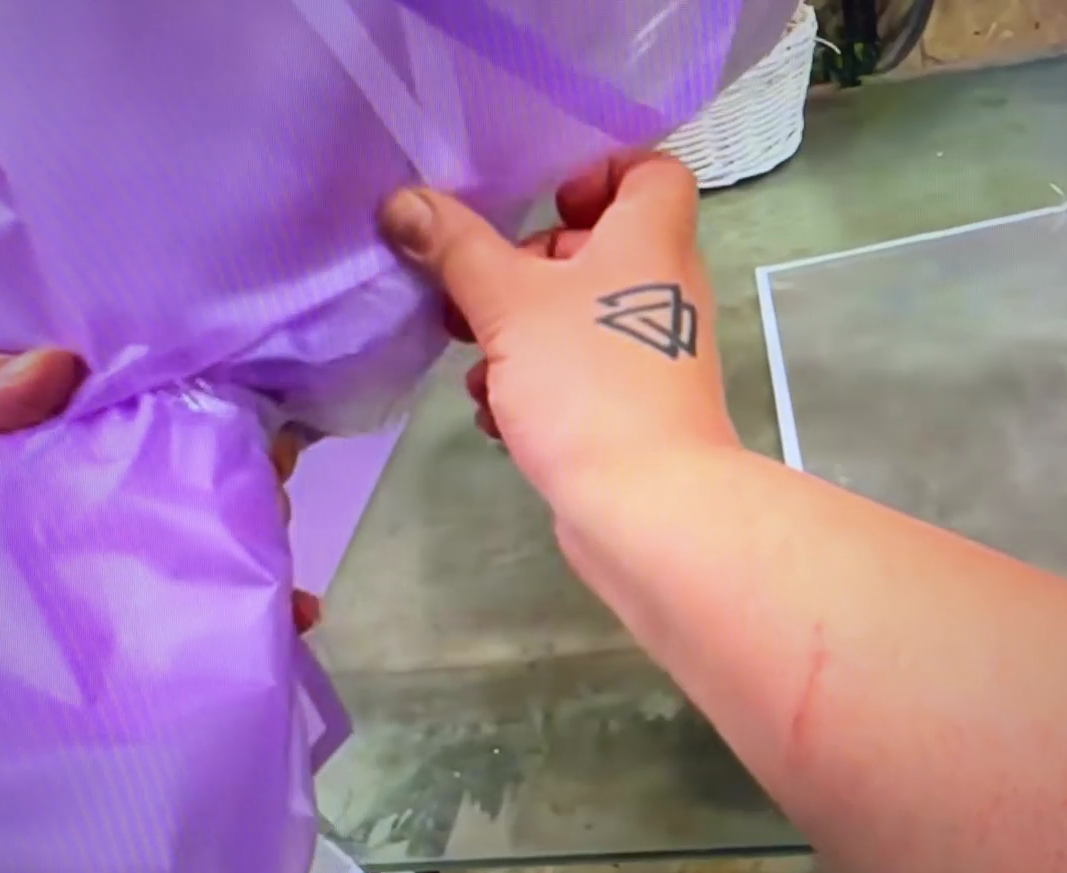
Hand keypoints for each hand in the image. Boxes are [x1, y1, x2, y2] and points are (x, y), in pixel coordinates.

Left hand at [0, 349, 323, 632]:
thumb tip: (63, 366)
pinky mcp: (141, 639)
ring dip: (263, 548)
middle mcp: (117, 508)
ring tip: (281, 569)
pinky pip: (215, 621)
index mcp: (72, 450)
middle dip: (251, 483)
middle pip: (211, 480)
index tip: (247, 420)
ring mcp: (132, 575)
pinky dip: (266, 616)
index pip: (162, 416)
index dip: (213, 410)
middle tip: (263, 502)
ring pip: (225, 545)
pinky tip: (293, 620)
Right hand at [378, 152, 742, 507]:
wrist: (645, 505)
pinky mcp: (633, 411)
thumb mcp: (509, 304)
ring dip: (516, 339)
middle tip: (472, 295)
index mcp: (652, 242)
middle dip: (524, 272)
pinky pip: (581, 378)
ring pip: (577, 323)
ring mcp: (651, 357)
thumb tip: (404, 202)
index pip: (651, 174)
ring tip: (473, 367)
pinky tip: (495, 417)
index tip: (544, 204)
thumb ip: (456, 249)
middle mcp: (662, 294)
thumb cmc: (586, 382)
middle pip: (594, 253)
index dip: (600, 174)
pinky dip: (538, 387)